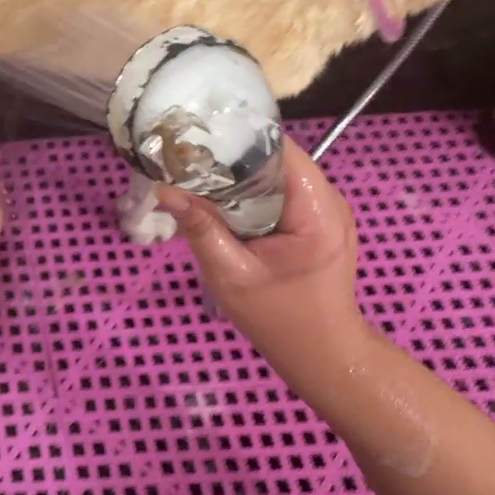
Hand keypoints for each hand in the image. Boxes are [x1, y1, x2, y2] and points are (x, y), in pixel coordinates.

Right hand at [156, 142, 374, 386]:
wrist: (326, 357)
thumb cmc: (281, 319)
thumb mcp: (231, 275)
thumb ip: (200, 228)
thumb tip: (165, 189)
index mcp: (318, 209)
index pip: (279, 150)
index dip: (237, 139)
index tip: (195, 138)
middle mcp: (330, 201)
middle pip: (277, 158)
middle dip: (231, 156)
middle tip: (186, 158)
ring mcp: (327, 211)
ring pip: (276, 174)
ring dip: (239, 175)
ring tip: (197, 176)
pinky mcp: (318, 222)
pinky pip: (281, 192)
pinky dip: (250, 192)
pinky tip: (220, 201)